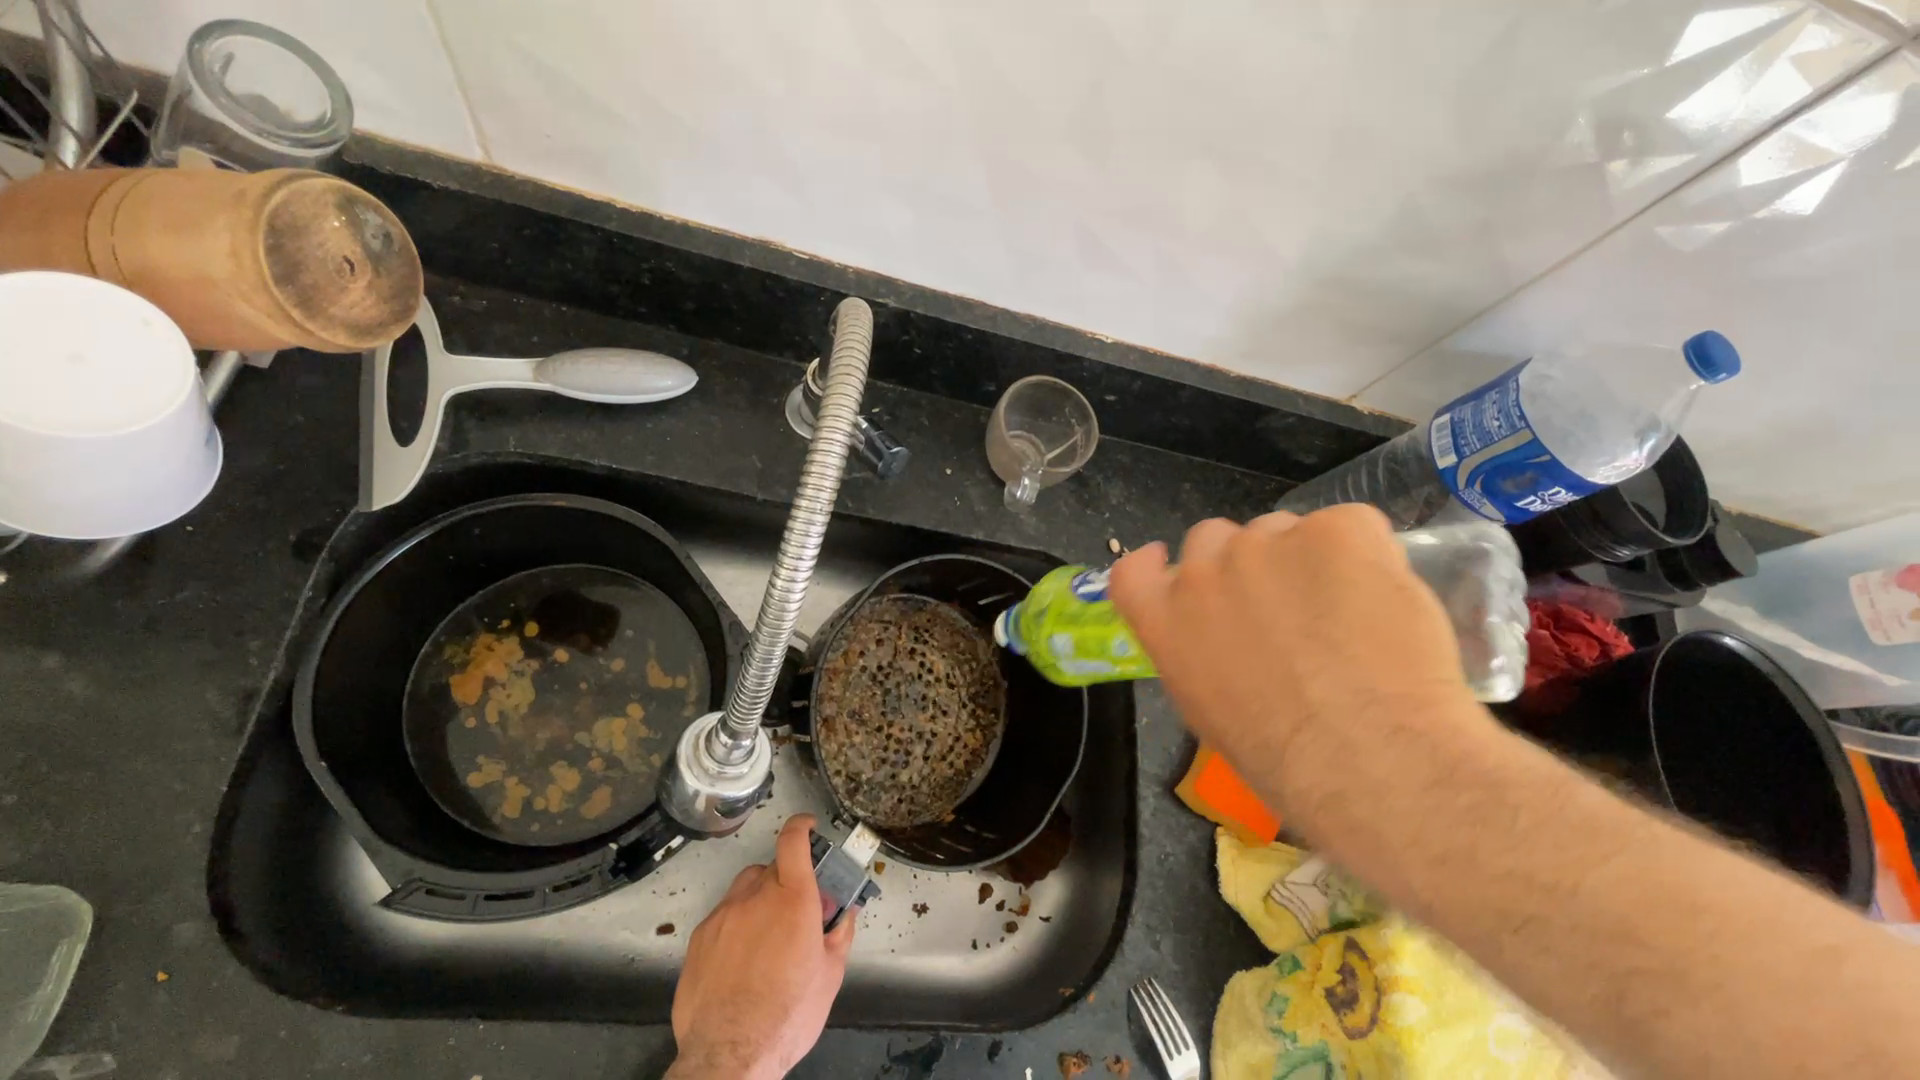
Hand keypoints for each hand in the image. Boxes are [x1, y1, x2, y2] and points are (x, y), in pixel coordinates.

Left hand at [666, 814, 856, 1079]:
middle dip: (786, 882)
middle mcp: (755, 897)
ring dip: (759, 901)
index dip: (800, 826)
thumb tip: (844, 915)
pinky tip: (742, 960)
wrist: (729, 1053)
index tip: (807, 826)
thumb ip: (838, 935)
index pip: (792, 841)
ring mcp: (722, 916)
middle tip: (797, 912)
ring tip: (767, 938)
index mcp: (793, 900)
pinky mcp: (699, 938)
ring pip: (744, 891)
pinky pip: (723, 917)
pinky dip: (736, 926)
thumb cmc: (787, 1015)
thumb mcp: (830, 975)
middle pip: (771, 869)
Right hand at [1107, 506, 1482, 815]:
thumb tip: (1224, 637)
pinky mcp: (1336, 530)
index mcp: (1165, 618)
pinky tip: (1384, 602)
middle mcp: (1204, 570)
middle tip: (1286, 608)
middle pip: (1216, 539)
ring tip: (1349, 615)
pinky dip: (1367, 557)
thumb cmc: (1282, 758)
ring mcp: (1268, 542)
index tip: (1170, 563)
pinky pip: (1350, 527)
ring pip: (1285, 531)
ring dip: (1306, 559)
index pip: (1134, 570)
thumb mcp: (1207, 710)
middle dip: (1244, 564)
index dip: (1155, 562)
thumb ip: (1197, 651)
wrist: (1366, 755)